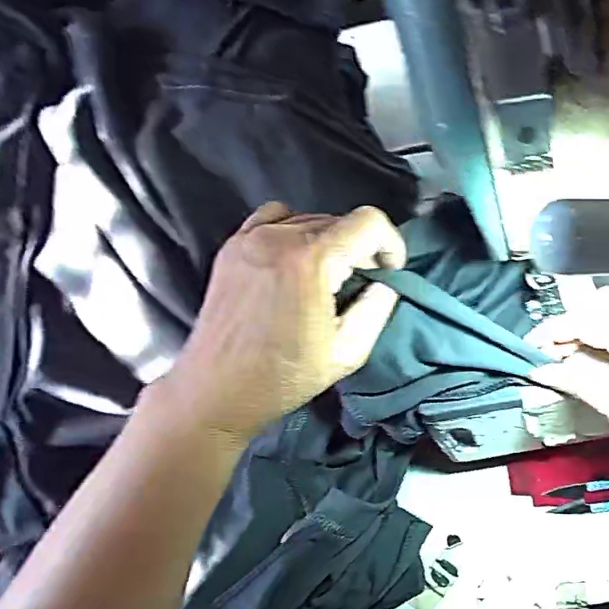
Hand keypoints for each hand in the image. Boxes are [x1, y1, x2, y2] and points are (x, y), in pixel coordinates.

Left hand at [157, 202, 406, 443]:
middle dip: (360, 248)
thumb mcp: (349, 351)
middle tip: (361, 284)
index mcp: (311, 261)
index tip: (390, 271)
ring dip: (330, 243)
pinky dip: (294, 233)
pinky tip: (296, 264)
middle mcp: (279, 238)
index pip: (368, 222)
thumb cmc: (285, 377)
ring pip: (309, 219)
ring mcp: (250, 239)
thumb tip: (385, 283)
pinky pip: (274, 220)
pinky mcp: (232, 248)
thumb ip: (377, 307)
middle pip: (339, 220)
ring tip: (328, 279)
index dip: (390, 243)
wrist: (218, 389)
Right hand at [528, 288, 608, 478]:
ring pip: (607, 310)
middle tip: (548, 354)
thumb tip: (542, 370)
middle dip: (567, 326)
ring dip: (582, 328)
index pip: (585, 319)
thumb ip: (575, 380)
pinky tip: (589, 356)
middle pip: (595, 305)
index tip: (531, 348)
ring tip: (566, 356)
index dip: (552, 332)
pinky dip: (599, 333)